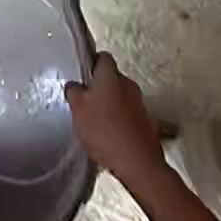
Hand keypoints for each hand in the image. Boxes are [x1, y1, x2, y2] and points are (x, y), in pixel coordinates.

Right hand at [65, 52, 166, 184]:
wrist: (138, 163)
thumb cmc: (104, 130)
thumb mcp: (78, 109)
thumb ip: (73, 92)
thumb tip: (74, 85)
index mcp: (111, 74)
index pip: (102, 57)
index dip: (91, 64)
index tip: (83, 77)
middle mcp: (128, 83)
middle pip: (111, 77)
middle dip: (99, 88)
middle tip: (86, 103)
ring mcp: (139, 102)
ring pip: (120, 96)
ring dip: (110, 105)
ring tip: (96, 124)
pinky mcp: (146, 121)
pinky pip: (128, 114)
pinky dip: (120, 120)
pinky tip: (110, 137)